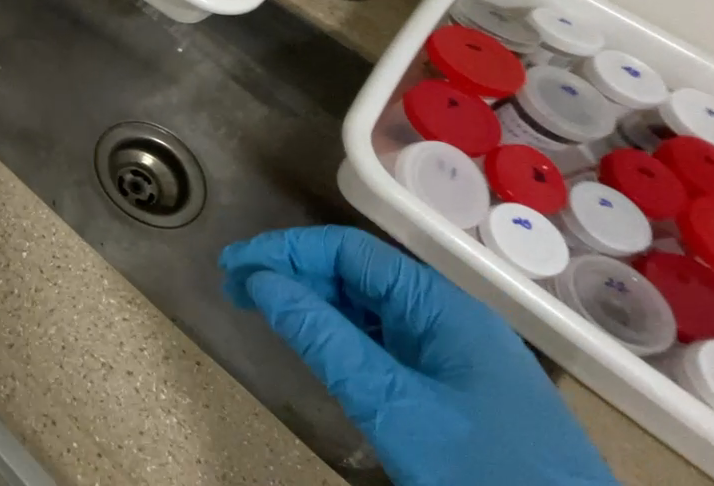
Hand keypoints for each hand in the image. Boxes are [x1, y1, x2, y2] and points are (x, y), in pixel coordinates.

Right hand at [220, 227, 615, 485]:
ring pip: (369, 306)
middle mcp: (450, 318)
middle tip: (237, 292)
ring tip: (265, 313)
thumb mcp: (388, 403)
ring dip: (312, 302)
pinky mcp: (454, 388)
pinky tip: (314, 346)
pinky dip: (340, 334)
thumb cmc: (480, 472)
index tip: (232, 268)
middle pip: (357, 273)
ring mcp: (455, 354)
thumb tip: (259, 280)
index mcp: (443, 307)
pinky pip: (384, 341)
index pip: (348, 252)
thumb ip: (321, 337)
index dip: (285, 250)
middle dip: (293, 273)